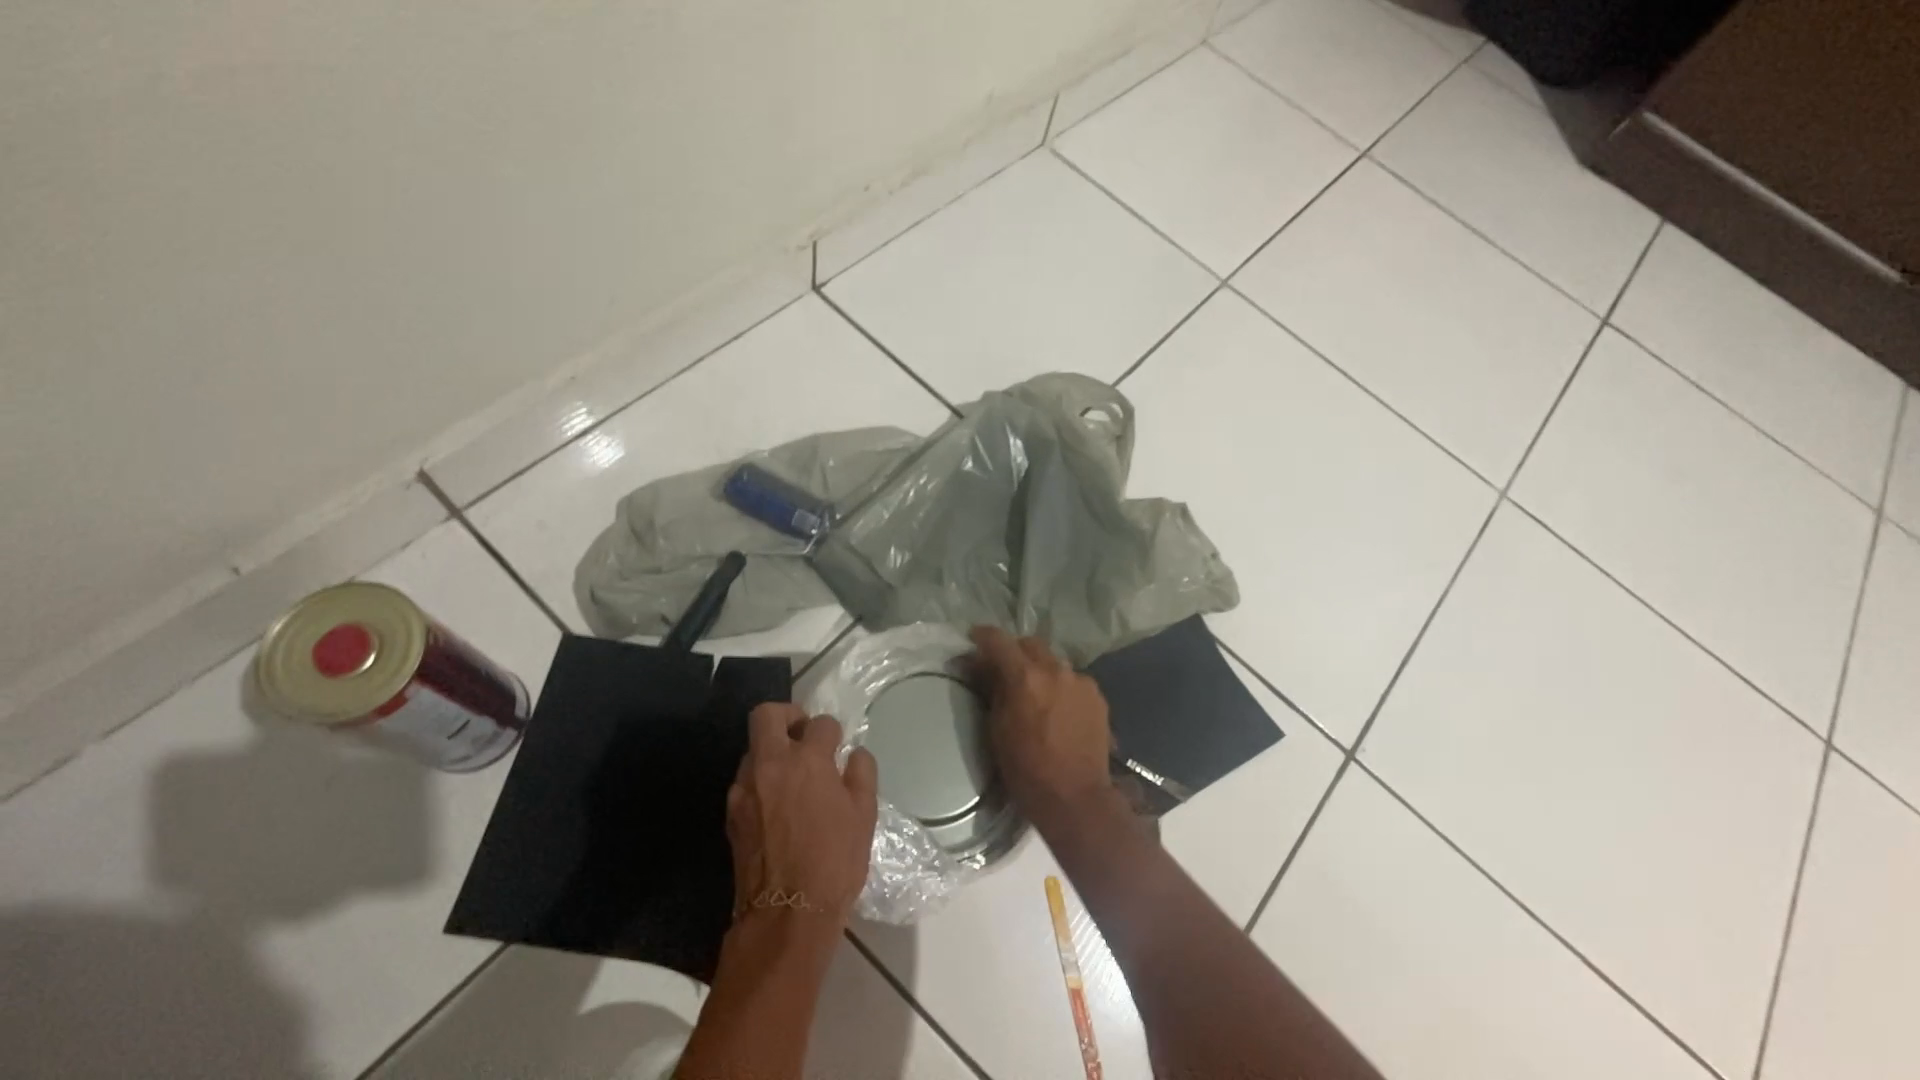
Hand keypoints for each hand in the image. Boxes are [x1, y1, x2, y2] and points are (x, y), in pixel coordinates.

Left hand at [727, 703, 878, 926]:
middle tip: (804, 735)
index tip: (837, 745)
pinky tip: (778, 806)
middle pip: (767, 715)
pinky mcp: (732, 813)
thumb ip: (861, 774)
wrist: (787, 912)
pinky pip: (746, 782)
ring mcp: (745, 788)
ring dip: (773, 753)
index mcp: (807, 761)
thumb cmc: (834, 861)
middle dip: (788, 716)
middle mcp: (770, 765)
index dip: (832, 731)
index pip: (820, 723)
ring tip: (792, 778)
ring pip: (753, 750)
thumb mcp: (864, 816)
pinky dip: (762, 782)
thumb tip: (854, 754)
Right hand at [969, 626, 1117, 832]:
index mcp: (1025, 677)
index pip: (998, 641)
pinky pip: (1073, 681)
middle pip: (1030, 644)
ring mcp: (1081, 681)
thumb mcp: (996, 731)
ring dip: (1039, 670)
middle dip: (1014, 651)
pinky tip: (1057, 709)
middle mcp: (1055, 670)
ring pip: (1054, 662)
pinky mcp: (1097, 696)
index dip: (982, 636)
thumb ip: (991, 691)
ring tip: (1033, 693)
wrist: (1076, 797)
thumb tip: (979, 667)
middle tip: (1003, 669)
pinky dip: (1060, 687)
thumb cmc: (1026, 770)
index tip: (973, 639)